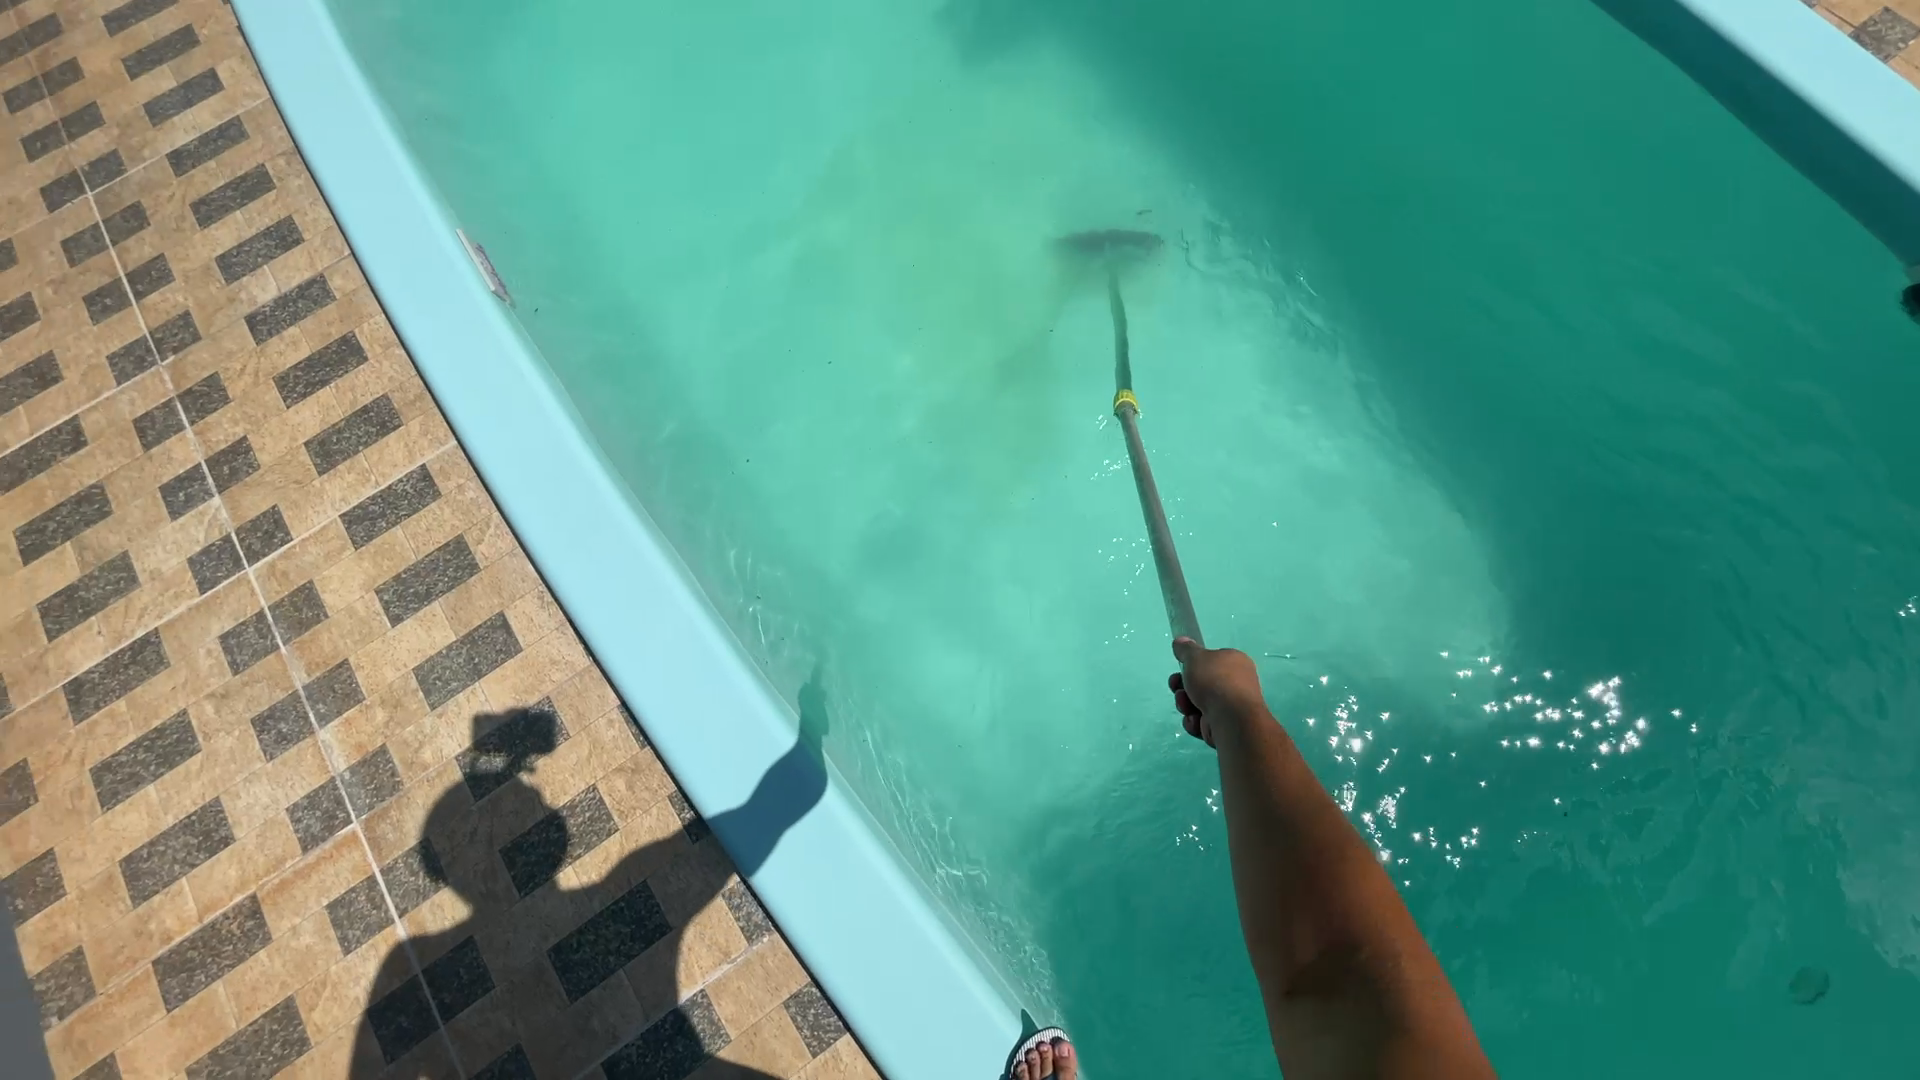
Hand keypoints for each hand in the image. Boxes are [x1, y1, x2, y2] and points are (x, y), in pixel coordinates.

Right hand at [1169, 637, 1264, 746]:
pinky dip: (1196, 722)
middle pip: (1201, 684)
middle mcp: (1236, 684)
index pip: (1210, 662)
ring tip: (1187, 707)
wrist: (1230, 717)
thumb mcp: (1195, 657)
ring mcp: (1231, 707)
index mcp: (1234, 663)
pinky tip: (1196, 721)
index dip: (1192, 666)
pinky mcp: (1226, 726)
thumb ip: (1186, 649)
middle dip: (1184, 688)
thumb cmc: (1214, 680)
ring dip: (1186, 705)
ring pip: (1198, 704)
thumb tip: (1181, 640)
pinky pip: (1203, 722)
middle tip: (1177, 688)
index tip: (1179, 670)